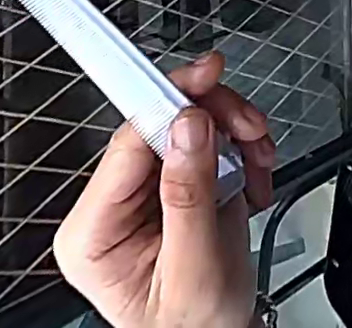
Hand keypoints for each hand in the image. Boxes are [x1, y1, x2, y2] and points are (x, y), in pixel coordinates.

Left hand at [54, 51, 276, 327]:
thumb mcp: (195, 275)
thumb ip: (190, 197)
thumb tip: (188, 125)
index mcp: (95, 229)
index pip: (129, 140)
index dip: (169, 101)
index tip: (202, 74)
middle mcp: (116, 200)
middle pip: (162, 120)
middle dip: (214, 116)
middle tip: (248, 128)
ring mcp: (147, 187)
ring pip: (188, 119)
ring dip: (233, 130)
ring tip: (256, 157)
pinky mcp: (177, 179)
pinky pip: (207, 134)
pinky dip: (240, 145)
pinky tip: (253, 171)